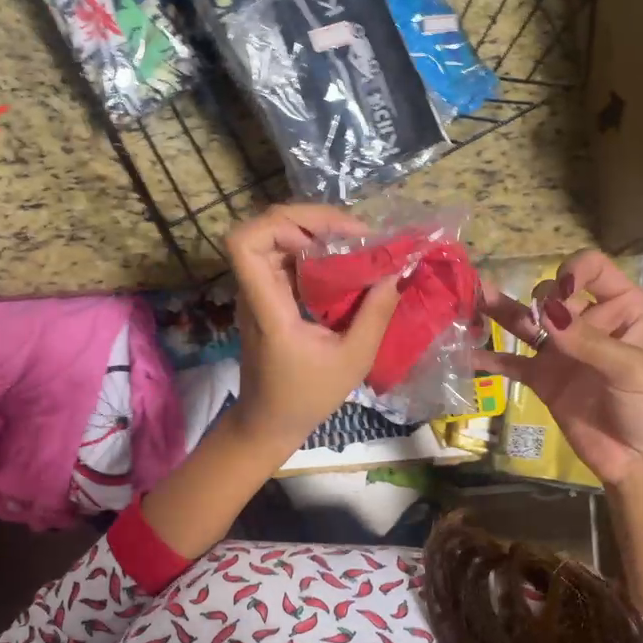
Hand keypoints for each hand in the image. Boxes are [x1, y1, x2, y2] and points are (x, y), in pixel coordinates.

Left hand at [228, 204, 400, 448]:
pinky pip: (286, 259)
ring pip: (276, 240)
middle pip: (264, 229)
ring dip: (315, 234)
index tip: (322, 238)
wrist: (269, 422)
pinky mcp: (268, 298)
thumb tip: (398, 273)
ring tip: (356, 244)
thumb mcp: (353, 361)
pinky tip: (344, 263)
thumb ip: (376, 315)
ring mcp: (259, 293)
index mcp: (267, 308)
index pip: (245, 244)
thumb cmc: (307, 397)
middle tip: (354, 234)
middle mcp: (255, 292)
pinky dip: (314, 252)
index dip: (278, 224)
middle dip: (310, 221)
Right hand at [473, 250, 642, 488]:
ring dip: (502, 311)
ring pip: (527, 323)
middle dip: (539, 300)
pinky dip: (490, 357)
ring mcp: (564, 353)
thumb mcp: (633, 369)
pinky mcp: (544, 381)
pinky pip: (512, 363)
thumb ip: (587, 341)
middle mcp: (590, 324)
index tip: (560, 295)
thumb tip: (544, 311)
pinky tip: (467, 352)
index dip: (573, 274)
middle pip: (554, 294)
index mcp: (625, 310)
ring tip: (474, 300)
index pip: (594, 271)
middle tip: (535, 323)